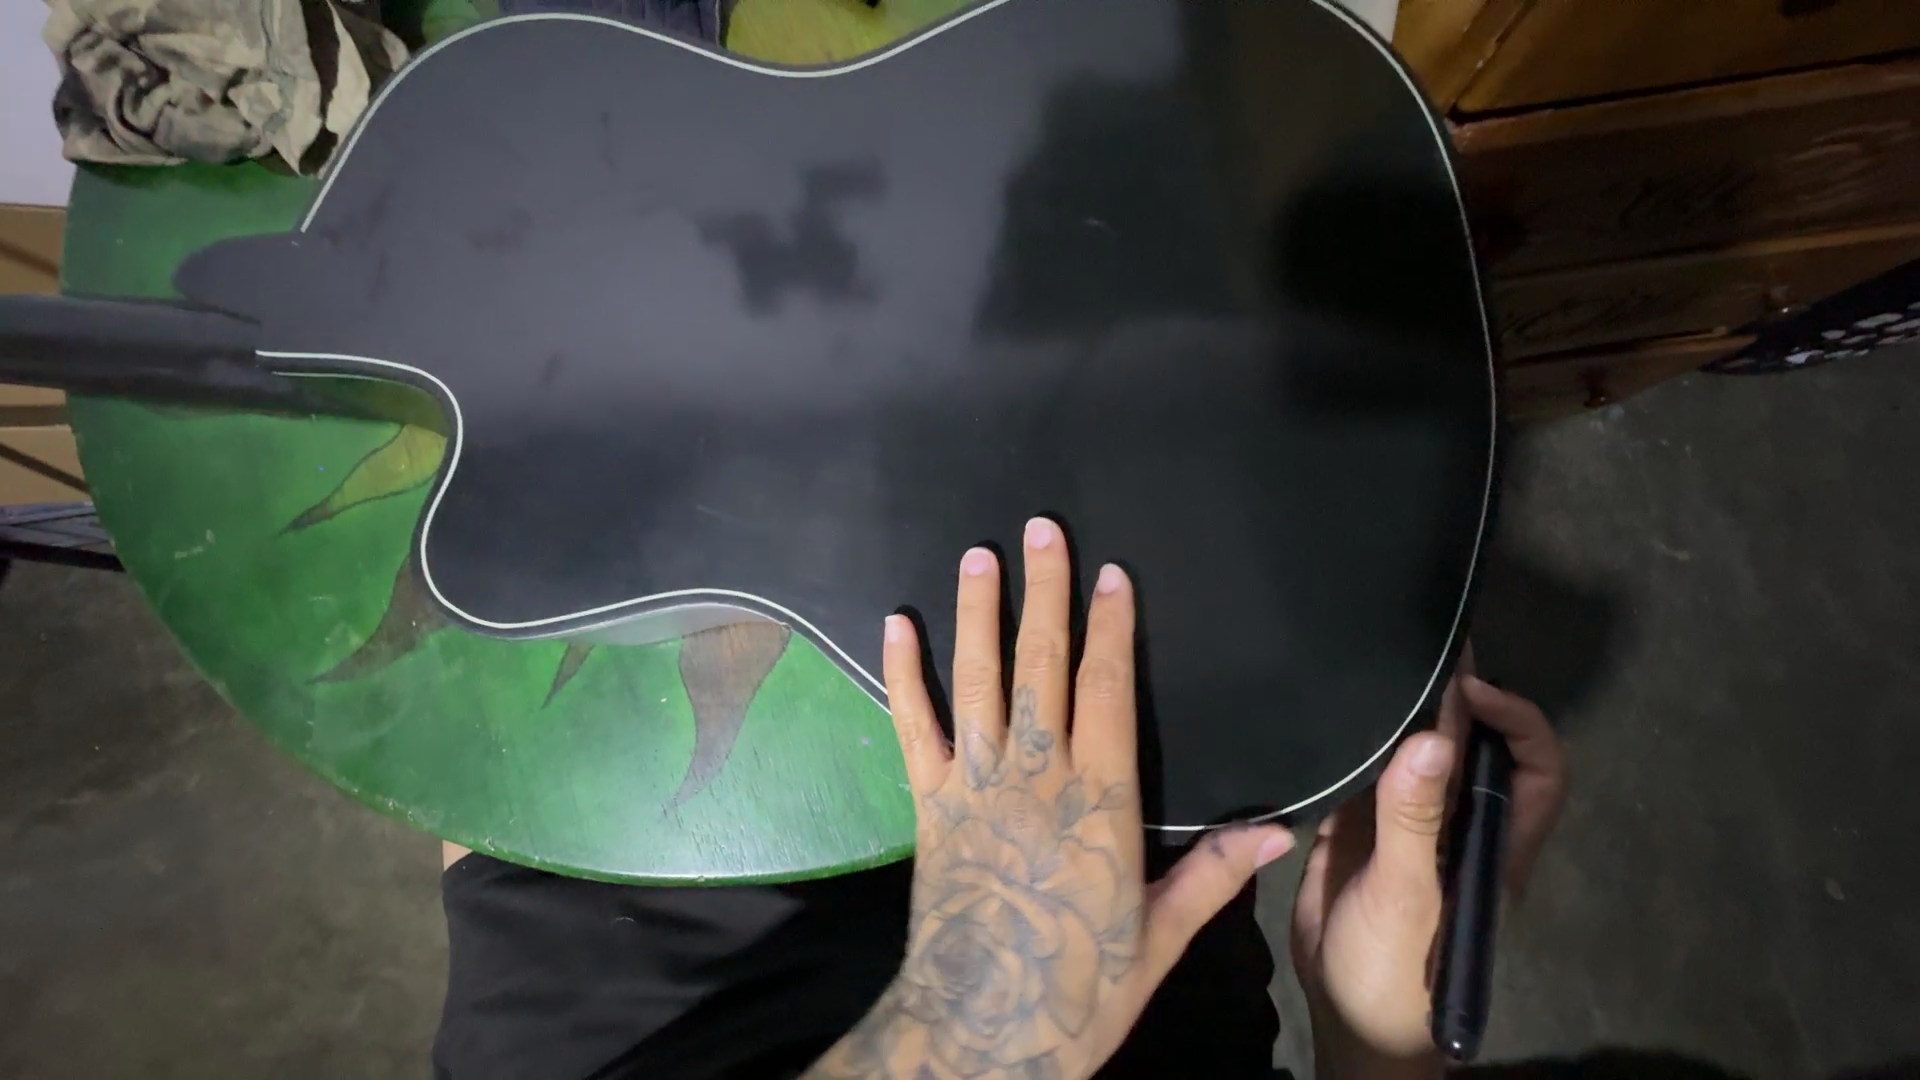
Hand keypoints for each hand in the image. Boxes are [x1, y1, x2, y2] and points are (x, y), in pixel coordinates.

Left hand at [808, 518, 1295, 1079]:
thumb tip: (1281, 830)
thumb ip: (1215, 875)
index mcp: (1100, 798)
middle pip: (1042, 665)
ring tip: (978, 555)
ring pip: (978, 679)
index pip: (1107, 690)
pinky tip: (897, 624)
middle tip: (1041, 530)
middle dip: (1044, 593)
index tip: (1110, 573)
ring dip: (978, 613)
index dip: (1110, 626)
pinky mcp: (930, 799)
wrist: (983, 1030)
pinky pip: (914, 725)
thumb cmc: (1078, 985)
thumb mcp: (1160, 937)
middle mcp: (1036, 773)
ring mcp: (976, 781)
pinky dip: (903, 673)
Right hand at [1290, 644, 1566, 1079]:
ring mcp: (1402, 819)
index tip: (1464, 683)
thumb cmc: (1396, 964)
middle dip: (1455, 695)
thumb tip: (1432, 736)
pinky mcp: (1354, 822)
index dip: (1513, 718)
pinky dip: (1351, 735)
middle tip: (1415, 641)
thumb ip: (1415, 821)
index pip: (1534, 766)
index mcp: (1491, 837)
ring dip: (1400, 709)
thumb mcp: (1409, 894)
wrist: (1344, 1008)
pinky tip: (1325, 706)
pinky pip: (1360, 767)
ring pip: (1414, 750)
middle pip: (1471, 745)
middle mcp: (1453, 818)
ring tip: (1367, 658)